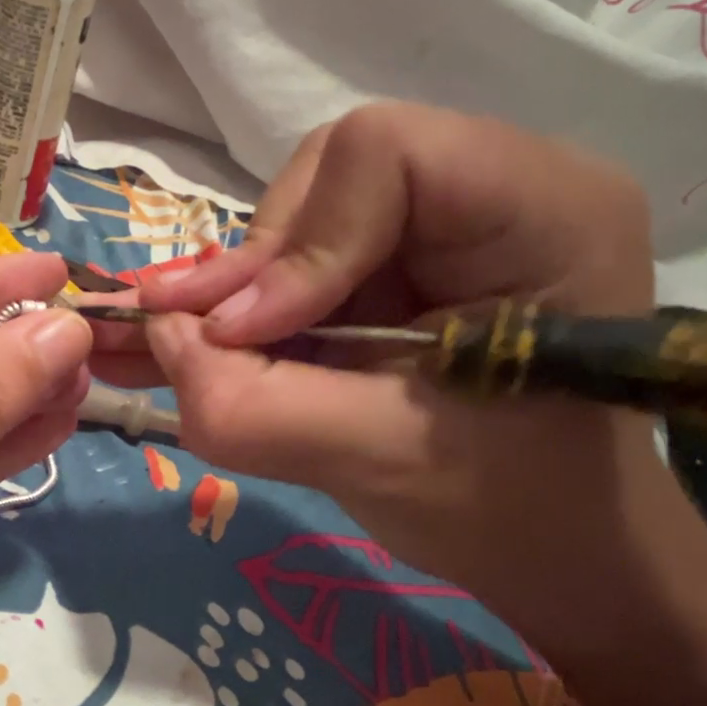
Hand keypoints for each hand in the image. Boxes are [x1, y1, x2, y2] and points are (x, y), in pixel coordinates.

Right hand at [138, 104, 693, 626]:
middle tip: (188, 345)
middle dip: (251, 271)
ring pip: (293, 226)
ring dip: (226, 299)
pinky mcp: (392, 274)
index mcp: (543, 211)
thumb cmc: (508, 512)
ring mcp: (437, 232)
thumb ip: (258, 404)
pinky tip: (166, 350)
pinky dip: (231, 318)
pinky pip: (294, 272)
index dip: (297, 242)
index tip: (243, 335)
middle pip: (325, 180)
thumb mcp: (379, 461)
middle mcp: (492, 193)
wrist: (552, 549)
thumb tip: (156, 336)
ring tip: (154, 352)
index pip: (384, 156)